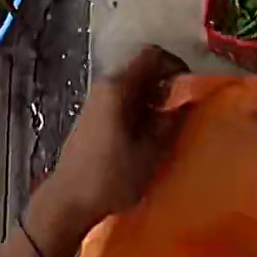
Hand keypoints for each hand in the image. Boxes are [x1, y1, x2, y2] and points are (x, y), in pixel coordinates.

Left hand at [32, 45, 188, 239]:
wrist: (67, 201)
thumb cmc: (111, 177)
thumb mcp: (150, 152)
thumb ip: (171, 122)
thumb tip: (188, 101)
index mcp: (118, 86)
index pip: (152, 54)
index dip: (175, 64)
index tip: (189, 86)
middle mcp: (106, 84)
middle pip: (142, 67)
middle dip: (165, 82)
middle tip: (182, 106)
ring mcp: (96, 98)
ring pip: (132, 83)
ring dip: (153, 95)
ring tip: (167, 121)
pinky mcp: (93, 113)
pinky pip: (122, 96)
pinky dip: (139, 105)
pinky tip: (146, 132)